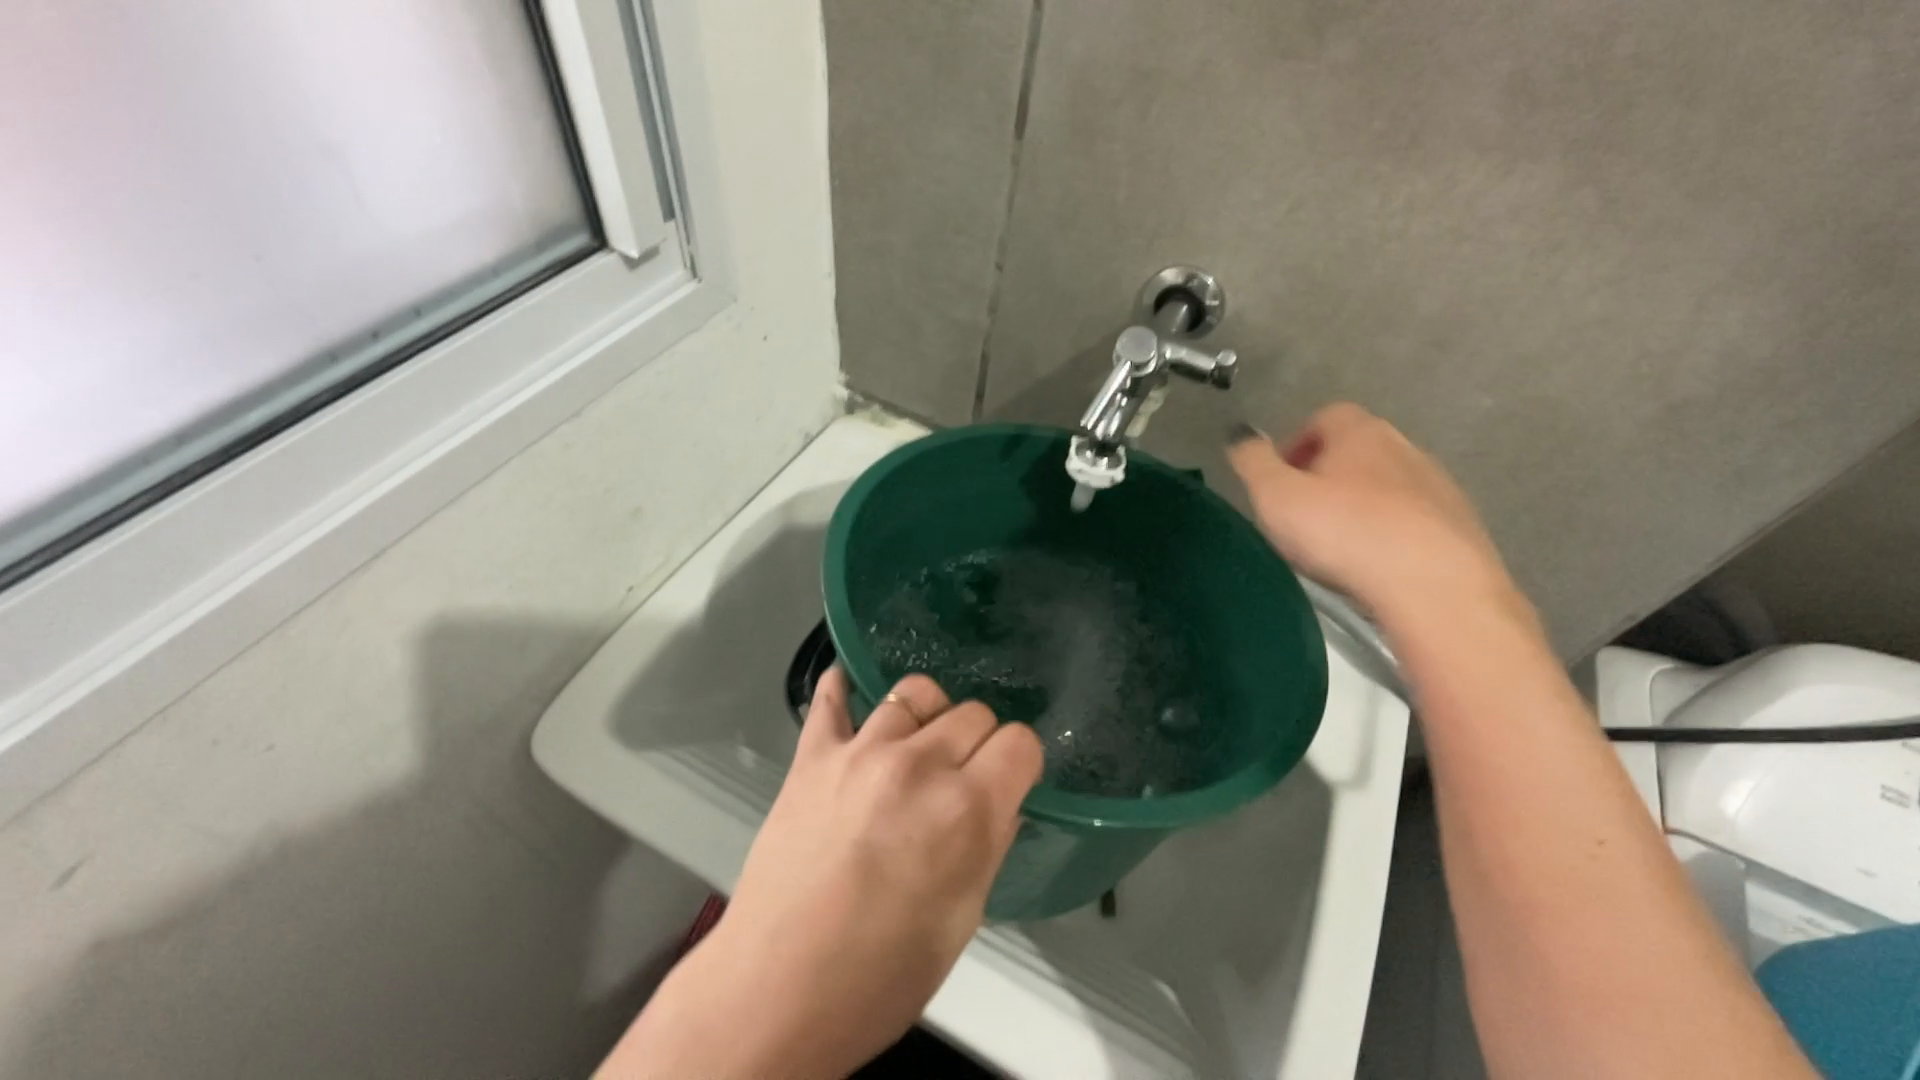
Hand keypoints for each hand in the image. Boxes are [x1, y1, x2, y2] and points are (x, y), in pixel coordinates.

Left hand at [599, 669, 1042, 1079]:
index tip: (1011, 782)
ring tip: (920, 750)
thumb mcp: (962, 918)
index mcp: (965, 809)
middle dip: (981, 743)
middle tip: (964, 779)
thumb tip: (1004, 804)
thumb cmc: (882, 974)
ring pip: (914, 693)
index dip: (1021, 763)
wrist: (778, 989)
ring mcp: (858, 753)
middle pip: (973, 712)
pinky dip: (845, 689)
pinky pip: (830, 699)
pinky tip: (853, 692)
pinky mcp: (810, 758)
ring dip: (929, 718)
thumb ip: (990, 846)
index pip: (1020, 743)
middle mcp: (917, 766)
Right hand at [1226, 403, 1515, 627]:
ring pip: (1386, 487)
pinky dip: (1389, 533)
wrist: (1434, 586)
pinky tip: (1374, 565)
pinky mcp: (1459, 527)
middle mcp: (1404, 448)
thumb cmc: (1344, 533)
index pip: (1324, 418)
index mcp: (1360, 432)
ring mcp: (1438, 487)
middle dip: (1326, 475)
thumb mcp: (1276, 496)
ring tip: (1336, 545)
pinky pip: (1411, 521)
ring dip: (1360, 506)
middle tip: (1300, 513)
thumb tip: (1242, 434)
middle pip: (1357, 451)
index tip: (1278, 480)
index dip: (1295, 445)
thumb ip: (1253, 461)